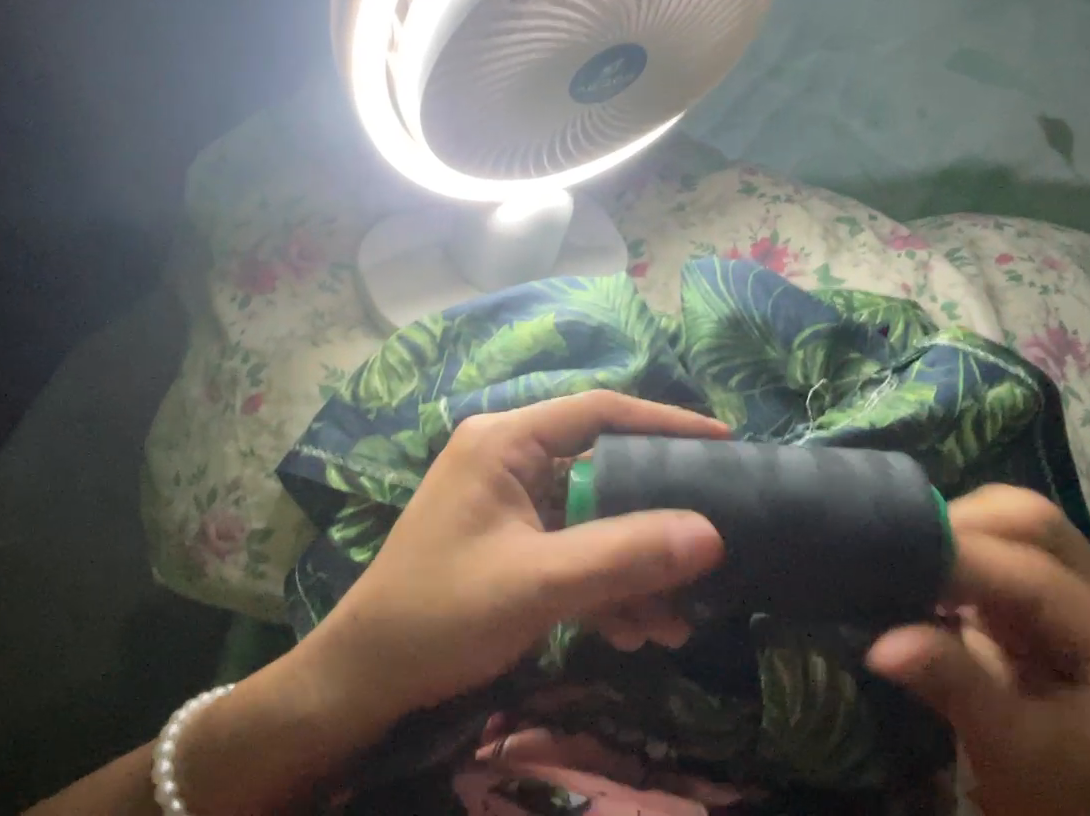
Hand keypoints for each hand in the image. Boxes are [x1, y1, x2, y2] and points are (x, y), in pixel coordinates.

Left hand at [304, 391, 730, 721]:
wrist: (368, 678)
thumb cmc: (443, 612)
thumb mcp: (538, 582)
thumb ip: (624, 555)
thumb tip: (712, 535)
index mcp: (505, 441)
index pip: (598, 411)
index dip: (663, 422)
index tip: (721, 442)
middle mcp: (508, 458)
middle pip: (602, 468)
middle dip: (653, 520)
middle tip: (708, 544)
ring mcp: (508, 502)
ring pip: (592, 518)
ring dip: (632, 567)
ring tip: (675, 623)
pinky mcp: (509, 542)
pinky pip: (571, 549)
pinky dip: (603, 585)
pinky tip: (635, 632)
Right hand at [865, 486, 1089, 815]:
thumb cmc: (1057, 804)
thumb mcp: (1009, 751)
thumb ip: (953, 684)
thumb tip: (880, 643)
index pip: (1041, 578)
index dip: (963, 558)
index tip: (894, 554)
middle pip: (1041, 529)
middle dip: (966, 526)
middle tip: (904, 551)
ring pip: (1024, 531)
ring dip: (964, 536)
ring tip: (913, 564)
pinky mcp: (1062, 610)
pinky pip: (1011, 556)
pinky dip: (966, 558)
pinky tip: (932, 578)